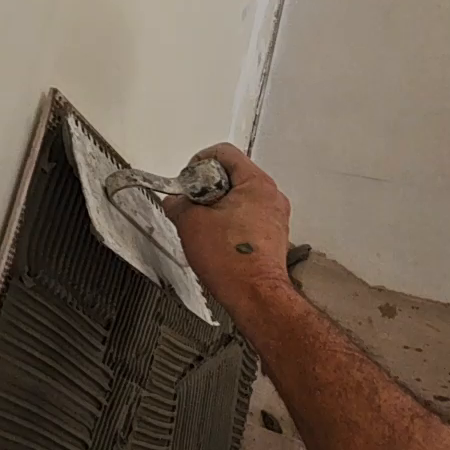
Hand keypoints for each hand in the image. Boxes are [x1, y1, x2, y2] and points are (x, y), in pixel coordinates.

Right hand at [162, 143, 291, 308]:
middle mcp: (271, 196)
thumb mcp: (189, 222)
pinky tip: (217, 239)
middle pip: (231, 174)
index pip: (224, 153)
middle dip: (206, 188)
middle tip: (193, 205)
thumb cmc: (233, 262)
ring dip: (217, 206)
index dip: (198, 163)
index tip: (188, 181)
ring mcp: (275, 216)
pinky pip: (247, 215)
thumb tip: (175, 201)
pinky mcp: (273, 234)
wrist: (254, 296)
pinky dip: (229, 221)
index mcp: (256, 184)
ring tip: (204, 226)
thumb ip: (178, 202)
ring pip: (238, 196)